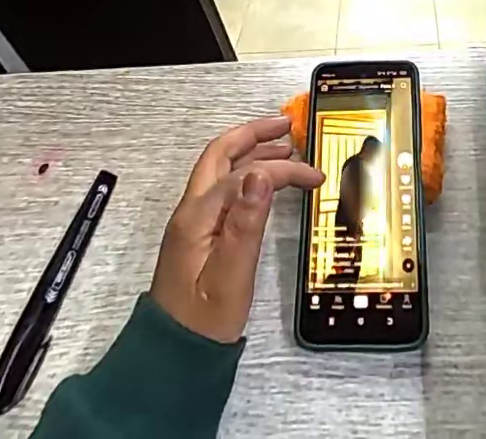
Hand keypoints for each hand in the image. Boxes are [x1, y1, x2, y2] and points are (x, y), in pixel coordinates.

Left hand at [150, 117, 324, 342]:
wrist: (173, 357)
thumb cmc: (204, 322)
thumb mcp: (231, 274)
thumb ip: (246, 223)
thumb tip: (261, 177)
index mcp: (197, 217)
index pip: (245, 173)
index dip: (282, 168)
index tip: (312, 176)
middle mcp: (191, 211)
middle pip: (220, 154)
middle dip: (254, 133)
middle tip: (287, 126)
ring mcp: (194, 220)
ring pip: (222, 168)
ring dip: (253, 150)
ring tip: (287, 148)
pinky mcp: (201, 232)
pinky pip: (225, 186)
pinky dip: (249, 170)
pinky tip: (268, 180)